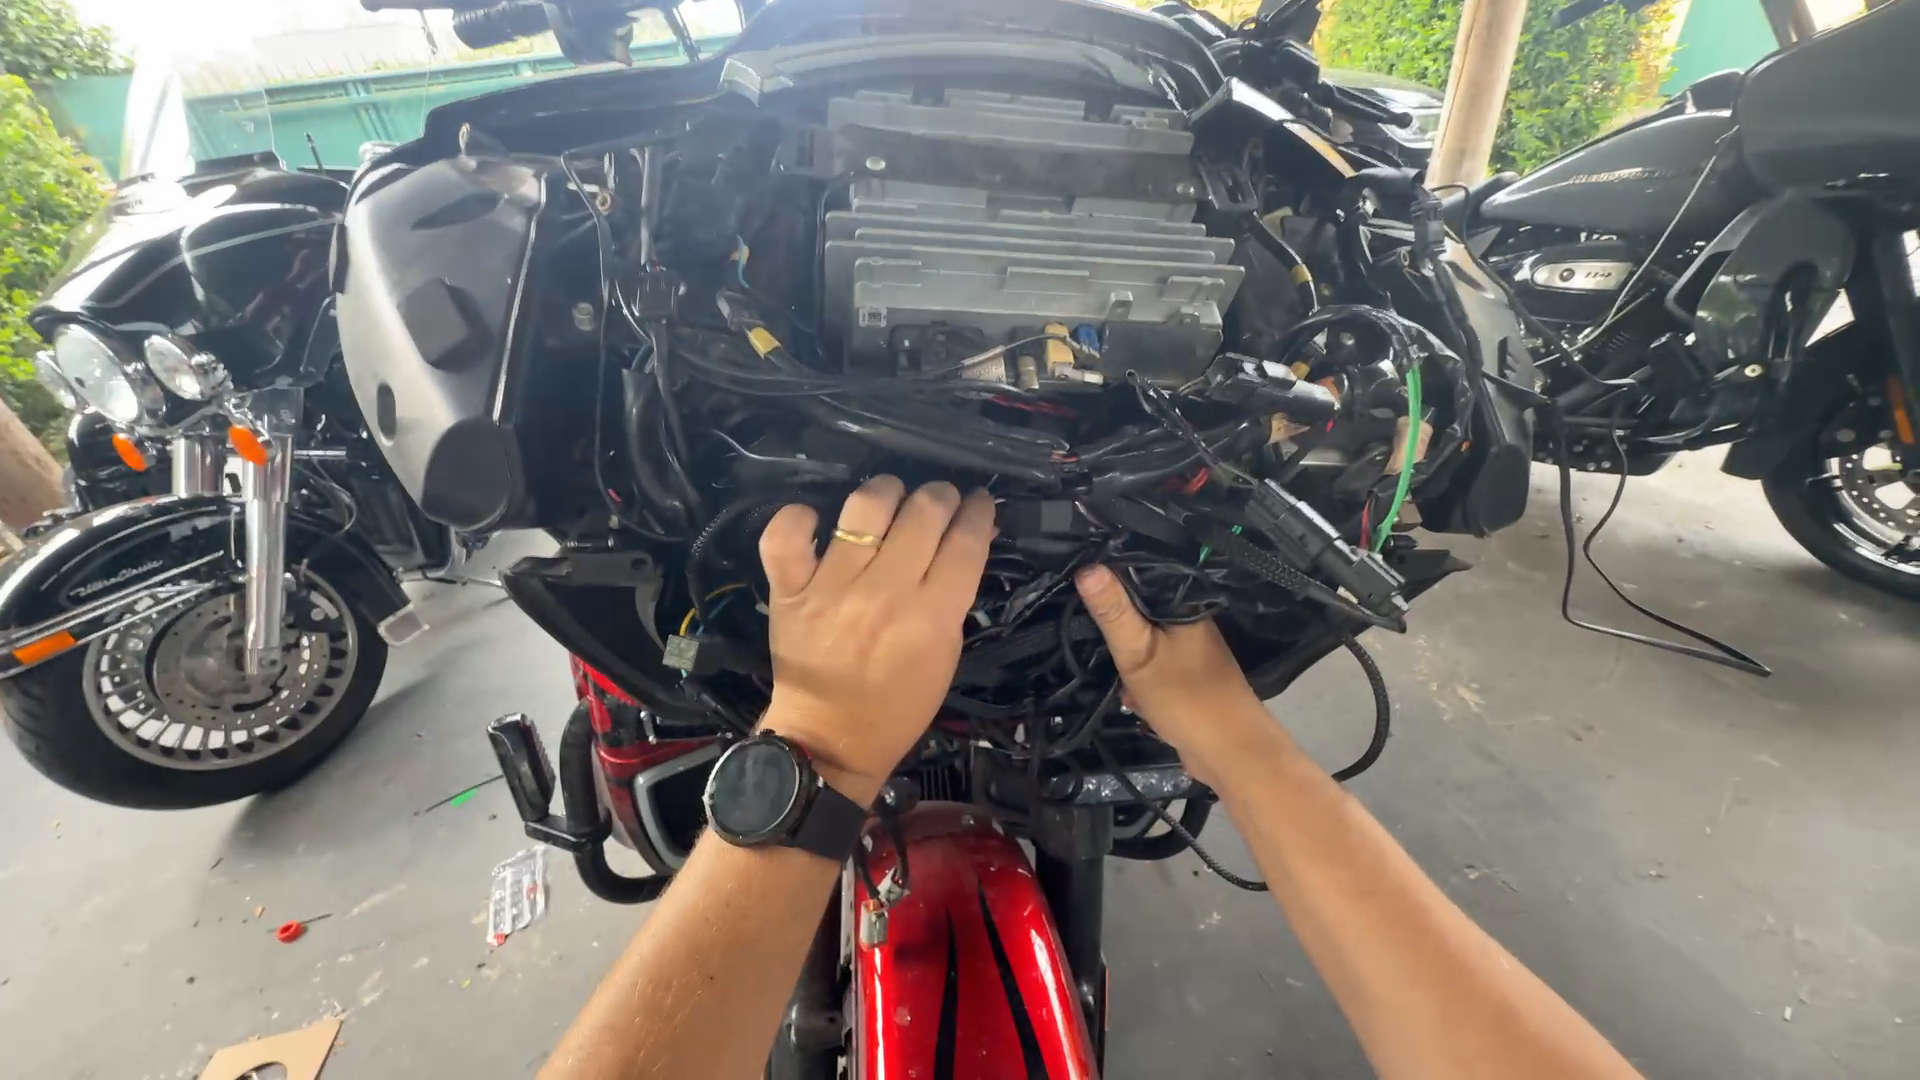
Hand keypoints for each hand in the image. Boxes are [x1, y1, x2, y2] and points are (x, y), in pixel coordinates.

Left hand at [757, 477, 995, 801]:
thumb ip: (956, 594)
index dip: (979, 511)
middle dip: (942, 495)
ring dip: (887, 490)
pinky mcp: (790, 591)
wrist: (830, 738)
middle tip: (940, 501)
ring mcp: (833, 587)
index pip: (966, 541)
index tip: (979, 502)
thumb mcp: (946, 652)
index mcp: (932, 615)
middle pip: (924, 513)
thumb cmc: (898, 704)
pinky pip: (786, 536)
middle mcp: (885, 592)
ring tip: (891, 497)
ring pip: (865, 507)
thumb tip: (969, 537)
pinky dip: (800, 518)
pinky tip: (817, 519)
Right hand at [1074, 564, 1268, 780]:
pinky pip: (1153, 665)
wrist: (1231, 753)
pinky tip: (1131, 695)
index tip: (1075, 588)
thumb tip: (1087, 567)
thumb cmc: (1185, 698)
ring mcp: (1191, 649)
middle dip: (1115, 628)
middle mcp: (1190, 620)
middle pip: (1138, 610)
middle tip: (1087, 638)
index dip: (1106, 579)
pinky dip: (1140, 679)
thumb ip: (1113, 612)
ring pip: (1143, 640)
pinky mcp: (1189, 674)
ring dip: (1127, 660)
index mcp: (1183, 604)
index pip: (1139, 574)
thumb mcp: (1138, 652)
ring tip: (1114, 674)